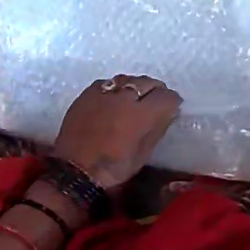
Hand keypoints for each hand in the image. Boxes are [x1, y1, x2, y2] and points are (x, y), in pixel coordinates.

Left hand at [52, 75, 182, 190]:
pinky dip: (114, 87)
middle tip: (156, 99)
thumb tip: (167, 113)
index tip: (172, 107)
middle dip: (156, 89)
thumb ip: (157, 128)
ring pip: (126, 78)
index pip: (166, 96)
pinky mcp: (86, 94)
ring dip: (135, 85)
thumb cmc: (114, 167)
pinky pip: (106, 83)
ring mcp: (104, 93)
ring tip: (135, 96)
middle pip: (147, 82)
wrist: (76, 170)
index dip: (172, 101)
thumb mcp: (143, 153)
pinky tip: (113, 97)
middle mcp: (125, 97)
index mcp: (143, 114)